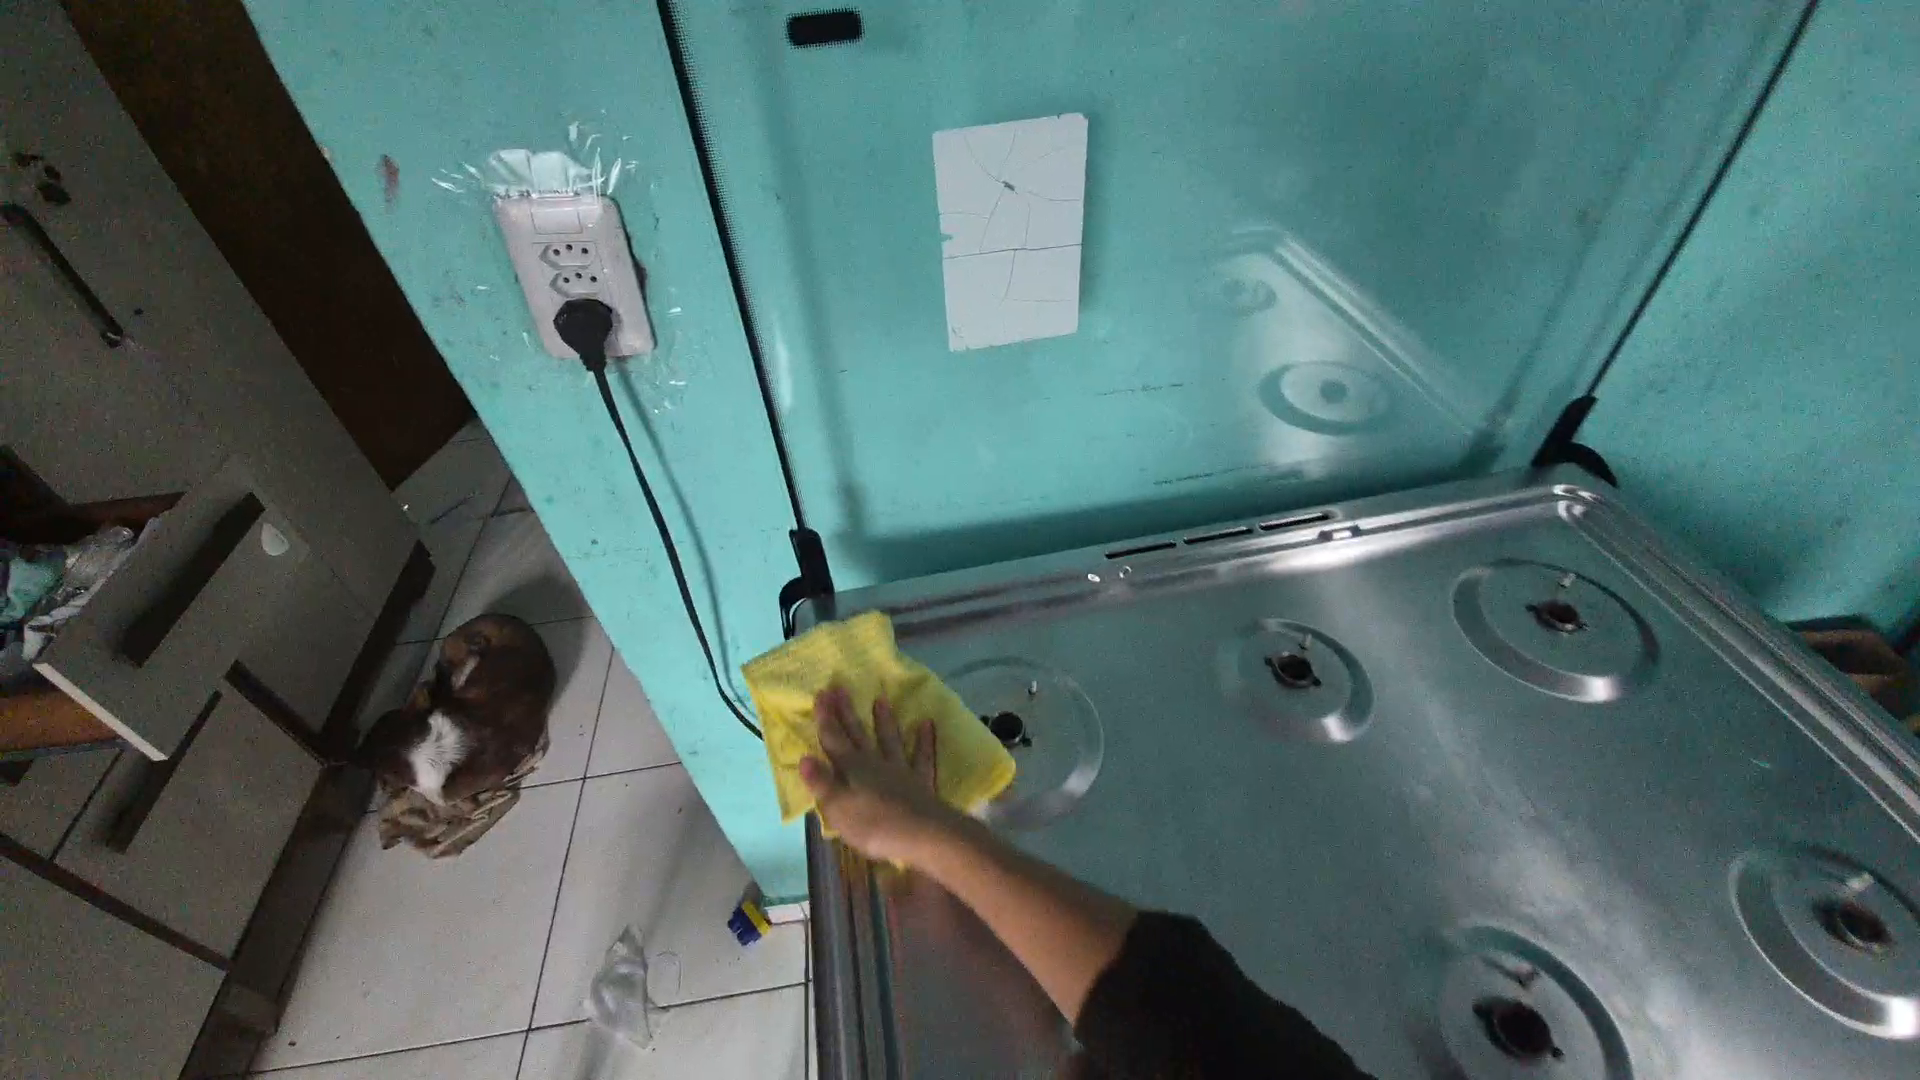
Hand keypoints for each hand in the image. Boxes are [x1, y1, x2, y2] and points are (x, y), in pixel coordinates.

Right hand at [801, 685, 961, 864]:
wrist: (920, 834)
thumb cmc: (873, 825)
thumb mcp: (838, 808)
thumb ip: (822, 782)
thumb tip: (804, 757)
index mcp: (852, 769)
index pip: (834, 740)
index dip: (826, 719)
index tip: (821, 693)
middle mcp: (875, 763)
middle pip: (858, 735)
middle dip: (847, 713)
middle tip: (840, 687)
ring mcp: (900, 770)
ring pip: (890, 740)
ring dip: (884, 720)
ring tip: (881, 699)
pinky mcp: (921, 782)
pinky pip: (923, 757)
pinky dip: (925, 740)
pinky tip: (927, 723)